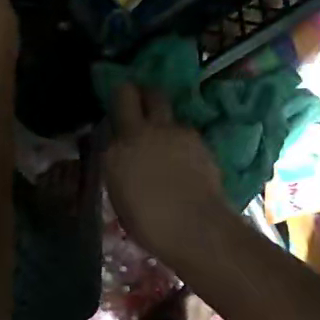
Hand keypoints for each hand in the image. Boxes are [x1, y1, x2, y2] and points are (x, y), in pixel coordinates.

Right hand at [104, 84, 233, 260]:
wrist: (194, 227)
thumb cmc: (148, 224)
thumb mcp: (120, 195)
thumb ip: (120, 166)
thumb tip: (124, 157)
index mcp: (118, 147)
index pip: (119, 101)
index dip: (121, 104)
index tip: (120, 116)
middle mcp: (146, 131)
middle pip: (149, 92)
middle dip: (145, 95)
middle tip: (142, 108)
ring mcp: (177, 134)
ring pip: (171, 115)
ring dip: (165, 124)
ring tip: (166, 147)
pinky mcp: (201, 143)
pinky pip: (186, 135)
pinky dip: (183, 144)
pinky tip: (185, 165)